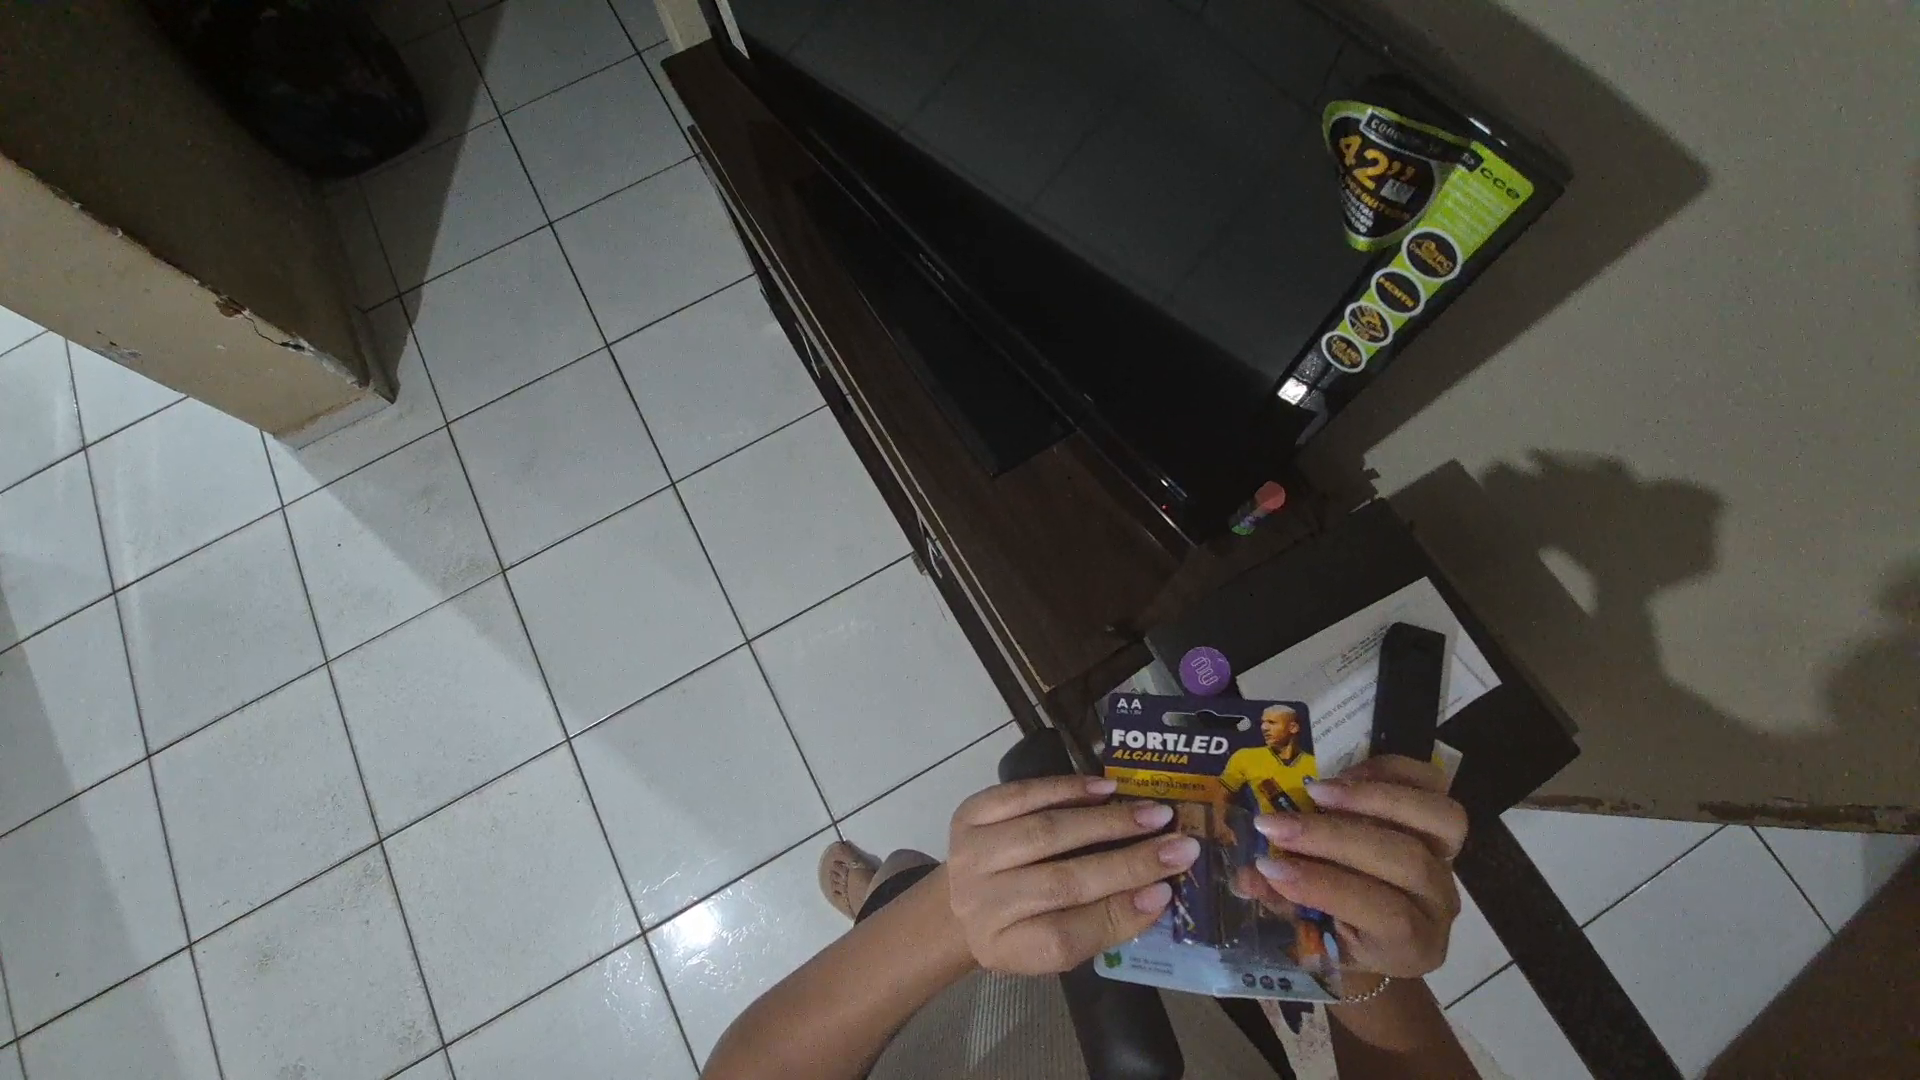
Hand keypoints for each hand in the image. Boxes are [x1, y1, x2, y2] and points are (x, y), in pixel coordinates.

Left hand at [947, 776, 1200, 974]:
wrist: (951, 905)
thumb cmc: (1015, 930)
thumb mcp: (1053, 947)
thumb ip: (1101, 925)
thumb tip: (1158, 894)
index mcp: (1008, 947)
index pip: (1068, 936)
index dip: (1119, 914)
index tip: (1168, 890)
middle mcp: (984, 901)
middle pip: (1062, 881)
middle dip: (1128, 862)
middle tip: (1179, 844)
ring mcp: (972, 852)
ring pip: (1046, 832)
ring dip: (1105, 820)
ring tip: (1151, 812)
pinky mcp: (969, 813)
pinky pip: (1022, 794)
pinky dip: (1066, 788)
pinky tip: (1104, 787)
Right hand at [1236, 755, 1467, 978]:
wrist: (1382, 930)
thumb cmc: (1341, 933)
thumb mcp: (1310, 934)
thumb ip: (1281, 904)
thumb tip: (1245, 876)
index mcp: (1414, 945)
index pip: (1385, 913)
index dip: (1325, 887)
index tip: (1269, 865)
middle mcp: (1441, 902)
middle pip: (1404, 861)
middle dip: (1331, 838)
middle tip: (1273, 823)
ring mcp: (1450, 861)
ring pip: (1439, 821)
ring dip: (1369, 799)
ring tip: (1313, 791)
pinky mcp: (1443, 824)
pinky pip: (1433, 786)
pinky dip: (1391, 772)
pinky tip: (1344, 773)